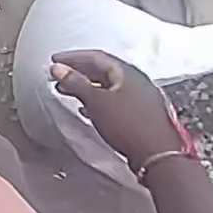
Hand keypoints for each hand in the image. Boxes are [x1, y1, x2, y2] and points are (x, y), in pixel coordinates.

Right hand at [48, 50, 189, 167]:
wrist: (157, 155)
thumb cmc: (129, 125)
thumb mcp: (96, 101)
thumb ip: (75, 83)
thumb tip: (58, 68)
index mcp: (126, 73)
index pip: (96, 57)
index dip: (73, 57)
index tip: (56, 60)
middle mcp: (136, 82)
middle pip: (102, 70)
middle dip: (78, 71)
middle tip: (59, 74)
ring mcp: (140, 98)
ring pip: (107, 86)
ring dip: (85, 86)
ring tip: (66, 90)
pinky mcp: (139, 114)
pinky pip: (113, 100)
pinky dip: (96, 100)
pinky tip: (87, 107)